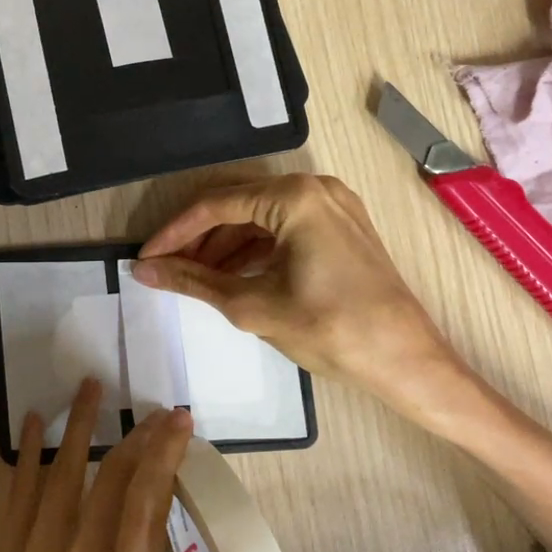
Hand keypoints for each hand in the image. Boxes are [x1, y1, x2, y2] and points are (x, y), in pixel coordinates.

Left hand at [0, 379, 193, 551]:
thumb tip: (166, 527)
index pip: (148, 506)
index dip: (165, 456)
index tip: (181, 423)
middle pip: (111, 482)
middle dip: (138, 439)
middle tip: (157, 411)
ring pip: (61, 474)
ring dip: (79, 425)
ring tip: (92, 384)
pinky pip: (17, 495)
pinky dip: (27, 454)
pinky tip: (33, 421)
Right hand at [131, 175, 466, 407]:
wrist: (409, 363)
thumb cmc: (332, 330)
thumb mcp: (252, 305)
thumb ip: (193, 281)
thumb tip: (143, 271)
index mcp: (293, 197)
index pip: (214, 206)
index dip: (174, 234)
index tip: (144, 260)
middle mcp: (313, 188)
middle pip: (234, 205)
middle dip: (196, 239)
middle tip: (164, 268)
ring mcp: (332, 205)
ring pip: (257, 217)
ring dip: (222, 246)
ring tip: (191, 278)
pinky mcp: (340, 227)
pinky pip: (281, 228)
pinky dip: (251, 250)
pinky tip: (228, 276)